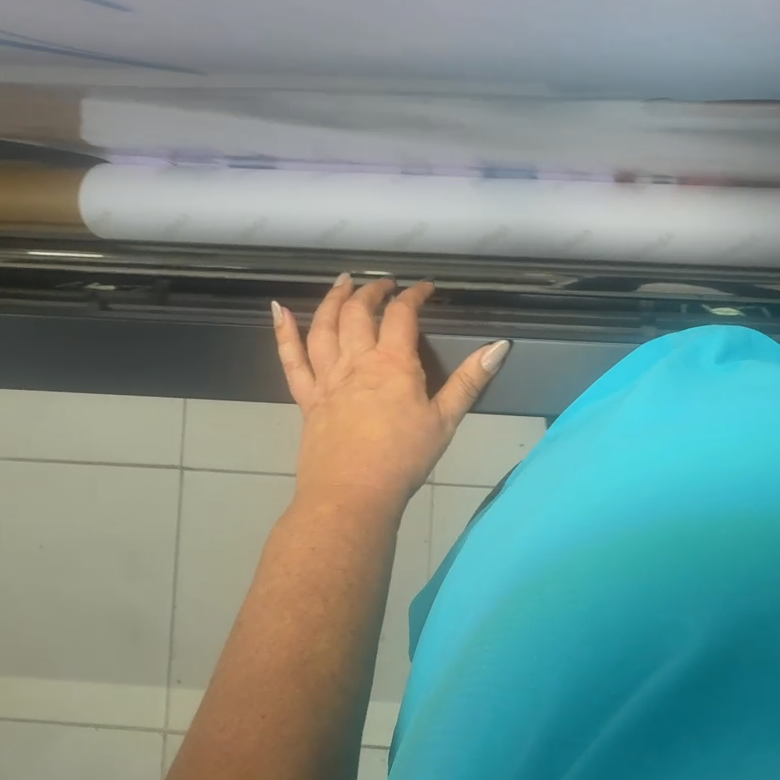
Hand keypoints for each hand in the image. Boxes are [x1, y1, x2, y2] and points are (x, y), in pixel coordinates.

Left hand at [272, 275, 509, 512]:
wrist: (352, 497)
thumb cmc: (403, 460)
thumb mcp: (445, 420)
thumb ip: (470, 380)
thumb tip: (500, 345)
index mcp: (393, 364)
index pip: (403, 315)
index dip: (414, 295)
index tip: (425, 288)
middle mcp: (357, 362)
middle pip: (359, 313)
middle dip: (372, 291)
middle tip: (384, 283)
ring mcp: (327, 379)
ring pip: (325, 327)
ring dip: (333, 299)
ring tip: (342, 282)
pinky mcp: (307, 398)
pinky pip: (291, 359)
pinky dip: (283, 332)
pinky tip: (279, 311)